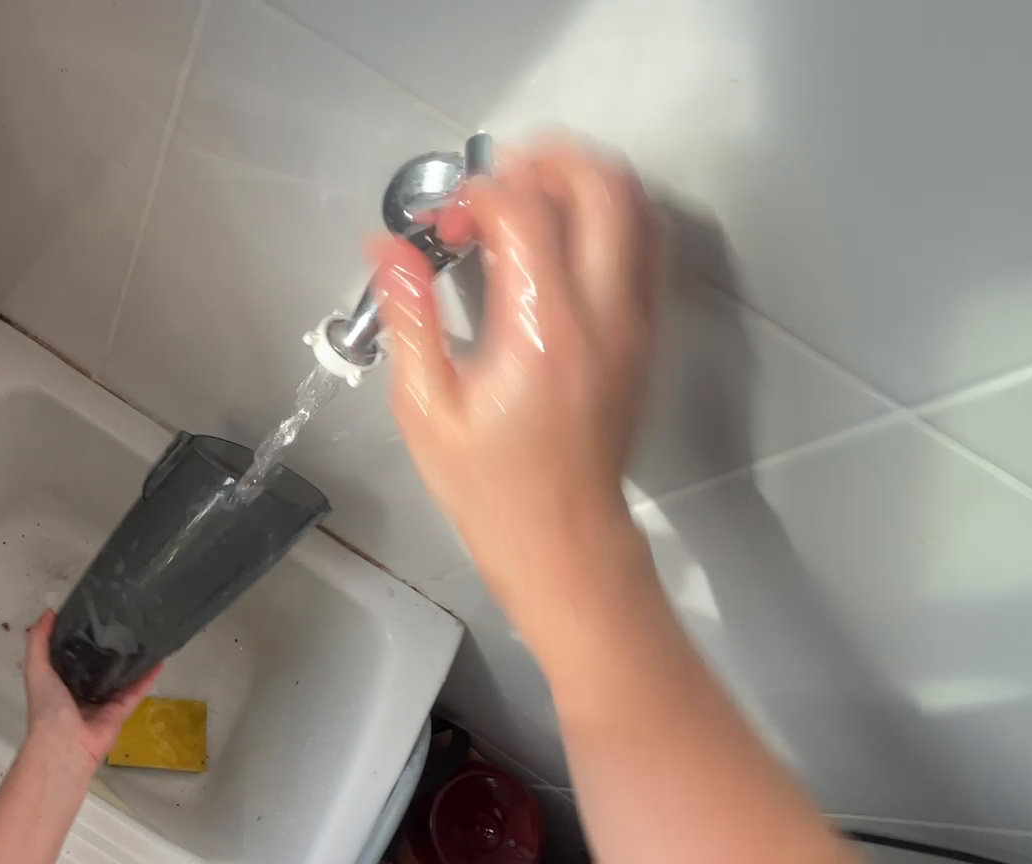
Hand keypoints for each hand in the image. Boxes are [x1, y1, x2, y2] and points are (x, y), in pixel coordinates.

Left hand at [20, 611, 161, 773]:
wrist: (65, 744)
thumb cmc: (48, 706)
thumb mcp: (36, 668)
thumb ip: (39, 641)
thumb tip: (49, 612)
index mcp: (59, 683)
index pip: (71, 656)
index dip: (80, 637)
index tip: (93, 616)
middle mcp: (80, 692)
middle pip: (98, 667)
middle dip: (109, 648)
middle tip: (123, 622)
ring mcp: (102, 703)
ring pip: (120, 679)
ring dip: (132, 662)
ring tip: (145, 637)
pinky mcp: (121, 712)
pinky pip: (136, 692)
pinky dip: (147, 678)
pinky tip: (159, 660)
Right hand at [375, 136, 660, 614]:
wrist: (557, 532)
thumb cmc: (486, 483)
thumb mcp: (423, 406)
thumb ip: (409, 319)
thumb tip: (387, 251)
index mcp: (541, 332)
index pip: (526, 213)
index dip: (477, 195)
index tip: (440, 222)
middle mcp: (603, 314)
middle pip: (600, 185)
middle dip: (540, 163)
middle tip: (487, 185)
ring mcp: (635, 321)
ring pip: (634, 205)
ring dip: (577, 183)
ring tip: (518, 203)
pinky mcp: (644, 334)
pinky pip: (643, 245)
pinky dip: (604, 218)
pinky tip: (556, 242)